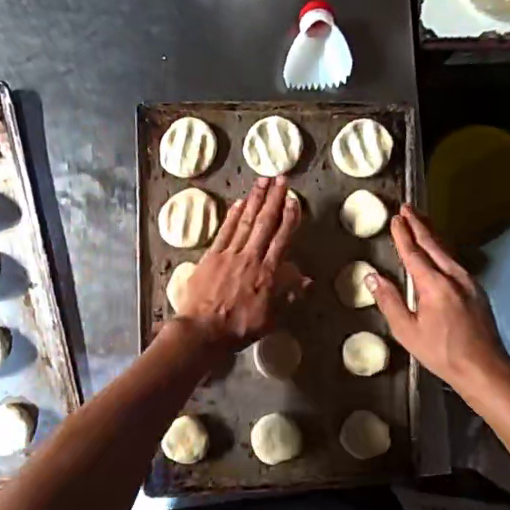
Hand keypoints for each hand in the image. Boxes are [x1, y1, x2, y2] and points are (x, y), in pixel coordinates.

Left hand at [173, 176, 309, 351]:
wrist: (203, 330)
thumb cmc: (239, 328)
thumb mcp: (271, 318)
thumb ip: (288, 296)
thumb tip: (307, 280)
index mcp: (268, 273)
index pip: (282, 238)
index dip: (289, 218)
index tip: (294, 201)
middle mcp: (250, 257)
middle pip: (265, 223)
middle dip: (274, 199)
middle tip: (281, 179)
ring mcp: (229, 255)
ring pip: (245, 221)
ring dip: (255, 199)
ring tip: (262, 181)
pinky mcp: (211, 257)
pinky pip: (225, 231)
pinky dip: (232, 215)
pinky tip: (239, 202)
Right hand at [368, 205, 509, 402]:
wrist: (484, 366)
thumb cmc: (442, 353)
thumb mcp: (407, 331)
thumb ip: (389, 301)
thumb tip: (373, 278)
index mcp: (435, 285)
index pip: (414, 253)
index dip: (403, 235)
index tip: (396, 219)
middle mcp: (454, 277)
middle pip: (434, 244)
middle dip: (419, 224)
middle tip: (408, 208)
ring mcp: (469, 282)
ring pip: (447, 250)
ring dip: (432, 234)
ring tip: (421, 221)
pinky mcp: (476, 290)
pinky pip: (455, 261)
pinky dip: (443, 249)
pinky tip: (439, 250)